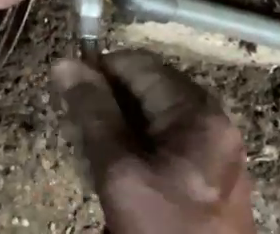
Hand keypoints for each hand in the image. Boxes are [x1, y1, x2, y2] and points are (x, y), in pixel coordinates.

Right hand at [51, 51, 255, 233]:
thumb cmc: (162, 232)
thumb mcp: (119, 173)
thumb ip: (92, 113)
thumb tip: (64, 62)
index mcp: (200, 112)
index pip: (137, 64)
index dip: (98, 73)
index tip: (68, 97)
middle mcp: (214, 120)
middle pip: (145, 88)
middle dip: (106, 105)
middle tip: (78, 135)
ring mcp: (215, 149)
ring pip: (150, 115)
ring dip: (115, 129)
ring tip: (93, 160)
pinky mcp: (209, 173)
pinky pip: (164, 141)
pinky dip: (135, 149)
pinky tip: (116, 175)